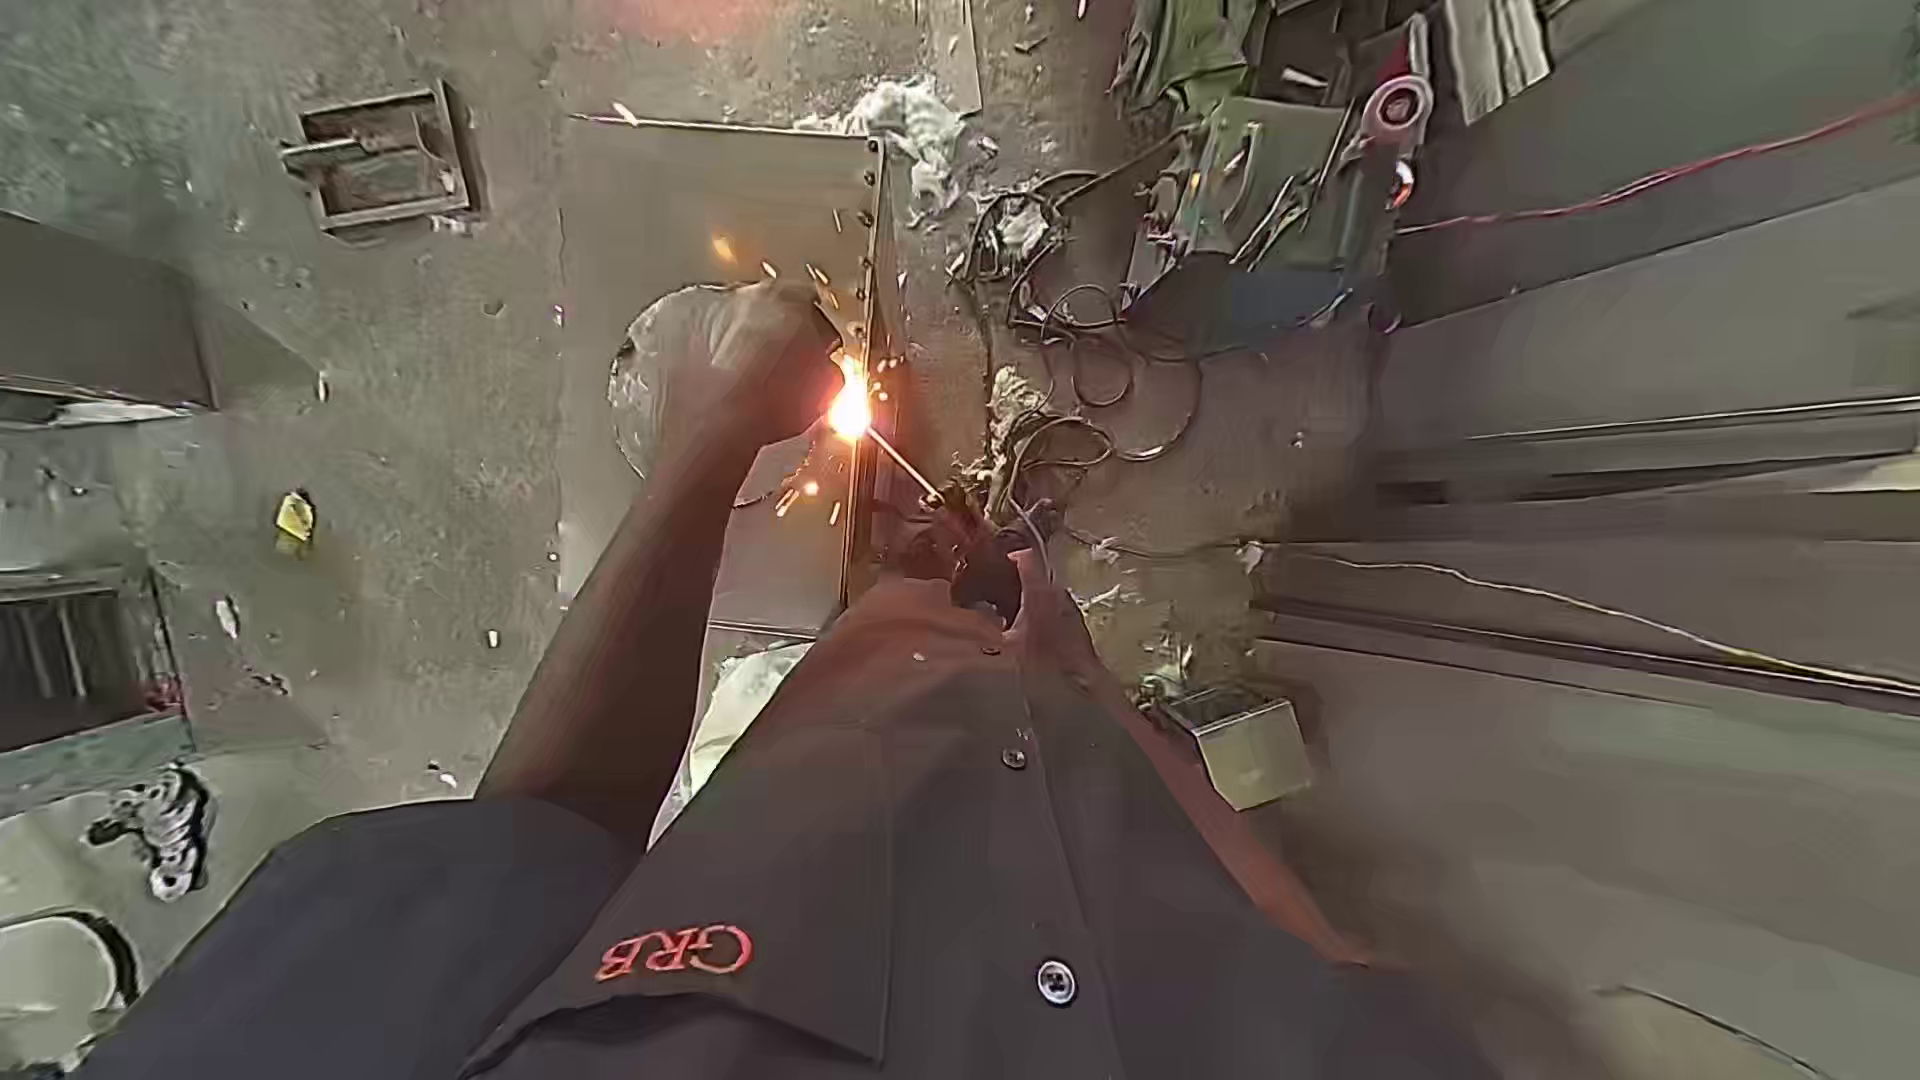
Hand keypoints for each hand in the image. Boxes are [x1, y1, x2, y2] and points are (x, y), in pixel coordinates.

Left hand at [707, 280, 842, 447]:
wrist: (711, 425)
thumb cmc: (766, 405)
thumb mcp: (824, 390)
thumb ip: (827, 366)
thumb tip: (824, 367)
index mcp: (792, 301)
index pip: (814, 310)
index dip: (815, 339)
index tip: (813, 356)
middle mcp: (747, 292)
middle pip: (770, 308)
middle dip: (775, 334)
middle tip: (777, 370)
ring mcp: (707, 304)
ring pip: (731, 317)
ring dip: (738, 339)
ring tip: (742, 380)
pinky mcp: (672, 320)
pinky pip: (697, 330)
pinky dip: (704, 348)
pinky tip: (713, 379)